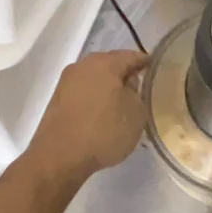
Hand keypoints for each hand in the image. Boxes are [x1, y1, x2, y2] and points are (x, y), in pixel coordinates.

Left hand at [23, 50, 148, 182]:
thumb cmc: (104, 131)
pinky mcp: (57, 100)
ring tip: (120, 103)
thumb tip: (127, 85)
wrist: (60, 156)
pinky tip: (101, 113)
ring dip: (107, 87)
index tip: (154, 69)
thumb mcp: (136, 113)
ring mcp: (66, 82)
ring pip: (94, 79)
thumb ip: (136, 93)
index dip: (145, 63)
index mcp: (105, 63)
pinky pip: (82, 93)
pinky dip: (93, 99)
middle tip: (138, 87)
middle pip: (109, 65)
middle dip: (123, 74)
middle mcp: (82, 66)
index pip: (131, 56)